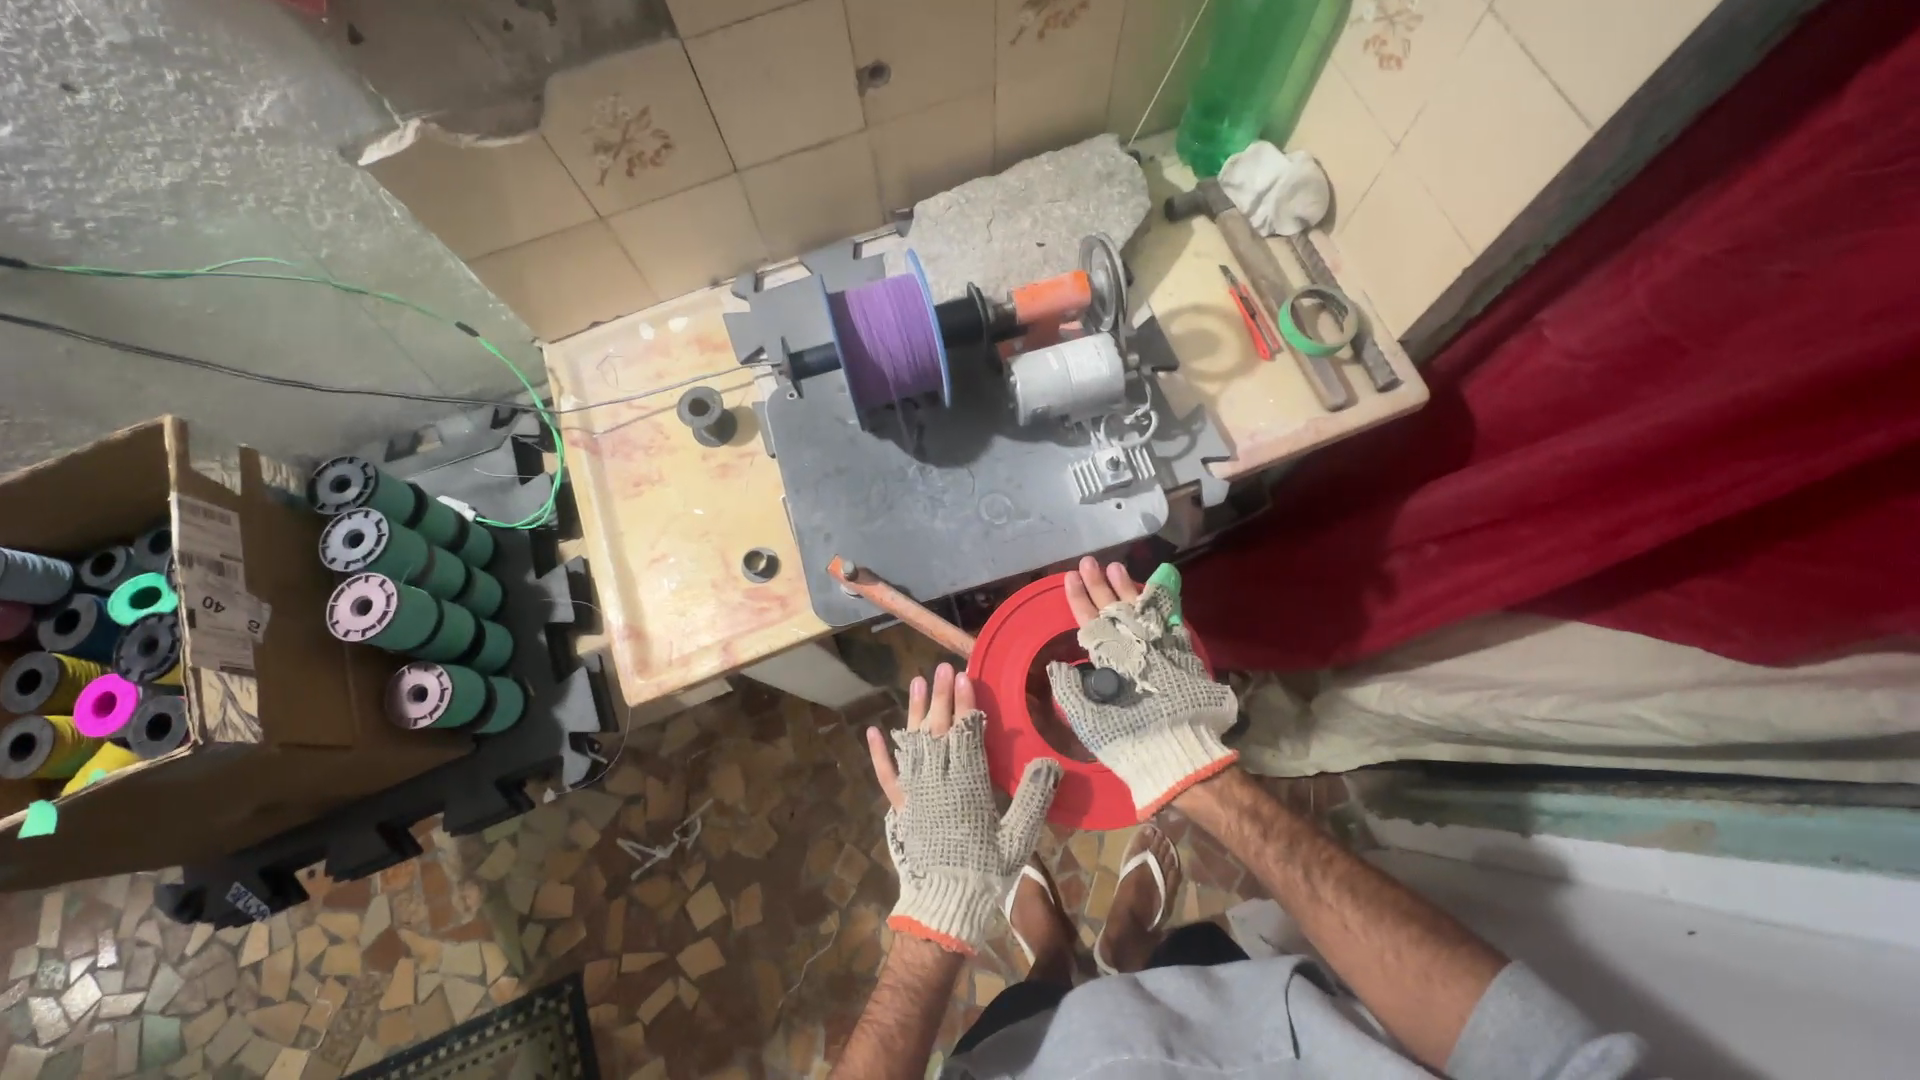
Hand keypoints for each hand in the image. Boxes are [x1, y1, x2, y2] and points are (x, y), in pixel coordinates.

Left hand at [866, 664, 1061, 953]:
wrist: (945, 903)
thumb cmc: (985, 871)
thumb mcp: (1018, 838)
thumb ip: (1033, 798)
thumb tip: (1049, 762)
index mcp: (968, 784)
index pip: (966, 734)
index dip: (966, 705)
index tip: (965, 678)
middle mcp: (938, 780)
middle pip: (938, 730)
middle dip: (942, 697)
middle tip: (943, 668)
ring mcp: (915, 792)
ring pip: (913, 744)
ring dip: (913, 712)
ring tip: (917, 682)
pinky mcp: (901, 807)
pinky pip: (888, 776)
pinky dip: (881, 754)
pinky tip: (875, 732)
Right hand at [1047, 557, 1239, 818]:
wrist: (1177, 751)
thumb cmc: (1128, 739)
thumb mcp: (1088, 720)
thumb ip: (1070, 690)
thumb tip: (1058, 667)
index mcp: (1107, 659)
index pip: (1088, 620)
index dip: (1078, 598)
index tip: (1069, 577)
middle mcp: (1133, 645)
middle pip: (1112, 607)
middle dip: (1098, 584)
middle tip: (1089, 562)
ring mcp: (1159, 646)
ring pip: (1140, 608)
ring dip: (1126, 587)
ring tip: (1116, 568)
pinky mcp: (1182, 654)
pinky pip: (1169, 620)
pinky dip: (1161, 603)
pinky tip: (1155, 591)